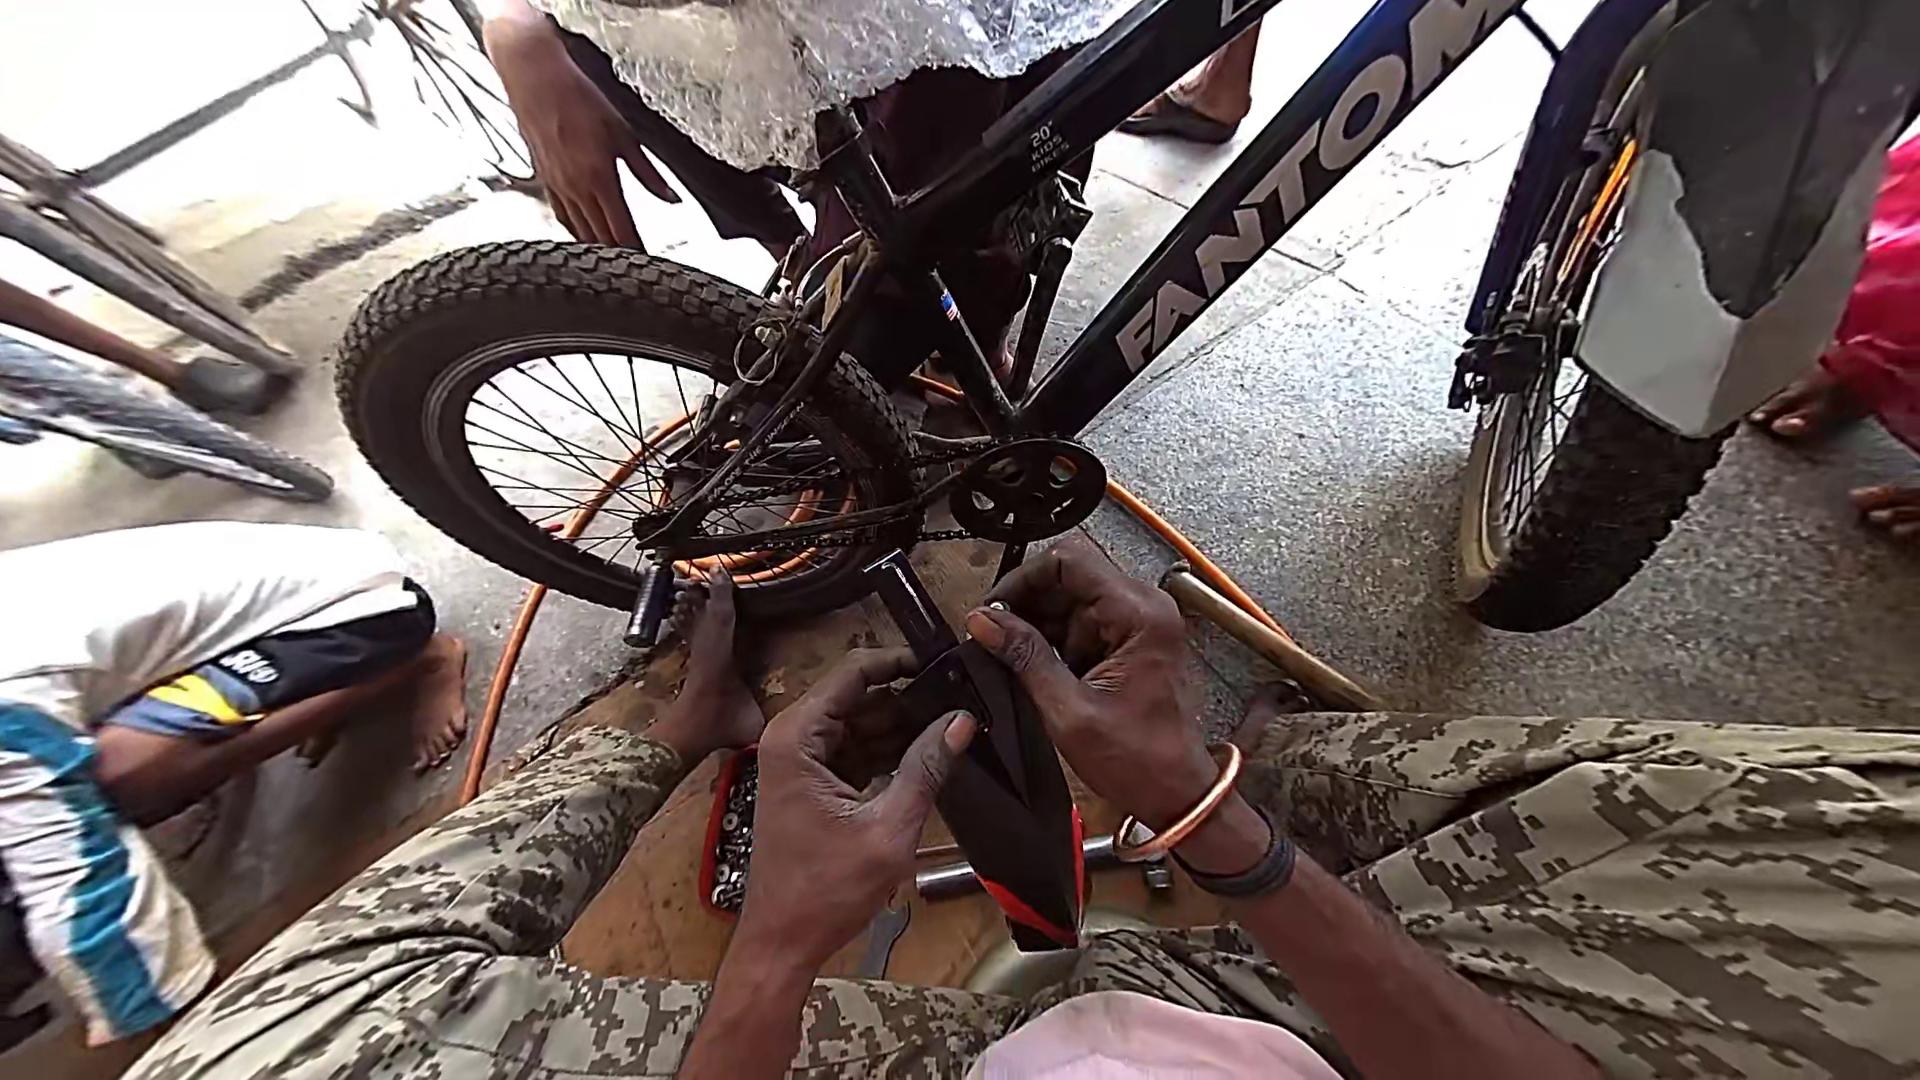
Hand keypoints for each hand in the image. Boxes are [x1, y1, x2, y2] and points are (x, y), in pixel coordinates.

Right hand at [482, 1, 678, 245]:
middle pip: (603, 238)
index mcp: (600, 179)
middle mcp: (577, 188)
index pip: (624, 230)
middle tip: (637, 275)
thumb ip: (648, 173)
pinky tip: (587, 243)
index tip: (651, 267)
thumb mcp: (623, 134)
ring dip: (599, 252)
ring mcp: (558, 186)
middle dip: (621, 259)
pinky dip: (577, 234)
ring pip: (582, 233)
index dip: (638, 253)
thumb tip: (671, 198)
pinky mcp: (544, 179)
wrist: (530, 71)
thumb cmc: (577, 97)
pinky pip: (563, 217)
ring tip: (616, 269)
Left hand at [734, 649, 976, 972]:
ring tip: (951, 724)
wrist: (782, 944)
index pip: (854, 672)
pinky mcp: (813, 776)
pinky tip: (927, 752)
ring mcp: (801, 756)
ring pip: (861, 720)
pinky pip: (856, 746)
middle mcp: (793, 735)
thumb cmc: (826, 891)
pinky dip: (888, 749)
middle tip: (957, 699)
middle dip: (906, 699)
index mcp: (797, 736)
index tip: (941, 664)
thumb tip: (964, 719)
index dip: (898, 662)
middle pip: (858, 694)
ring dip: (901, 725)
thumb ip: (926, 767)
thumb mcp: (887, 828)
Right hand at [967, 537, 1216, 831]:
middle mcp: (1142, 606)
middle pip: (1068, 574)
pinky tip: (1034, 663)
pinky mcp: (1127, 637)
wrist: (1177, 793)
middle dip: (1026, 601)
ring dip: (1036, 621)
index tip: (994, 607)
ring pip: (1069, 596)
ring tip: (1010, 654)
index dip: (1023, 578)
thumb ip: (1025, 656)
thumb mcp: (1068, 708)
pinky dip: (1052, 637)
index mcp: (1139, 614)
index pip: (1069, 560)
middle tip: (994, 633)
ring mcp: (1136, 620)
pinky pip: (1079, 619)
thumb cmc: (1138, 759)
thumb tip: (984, 620)